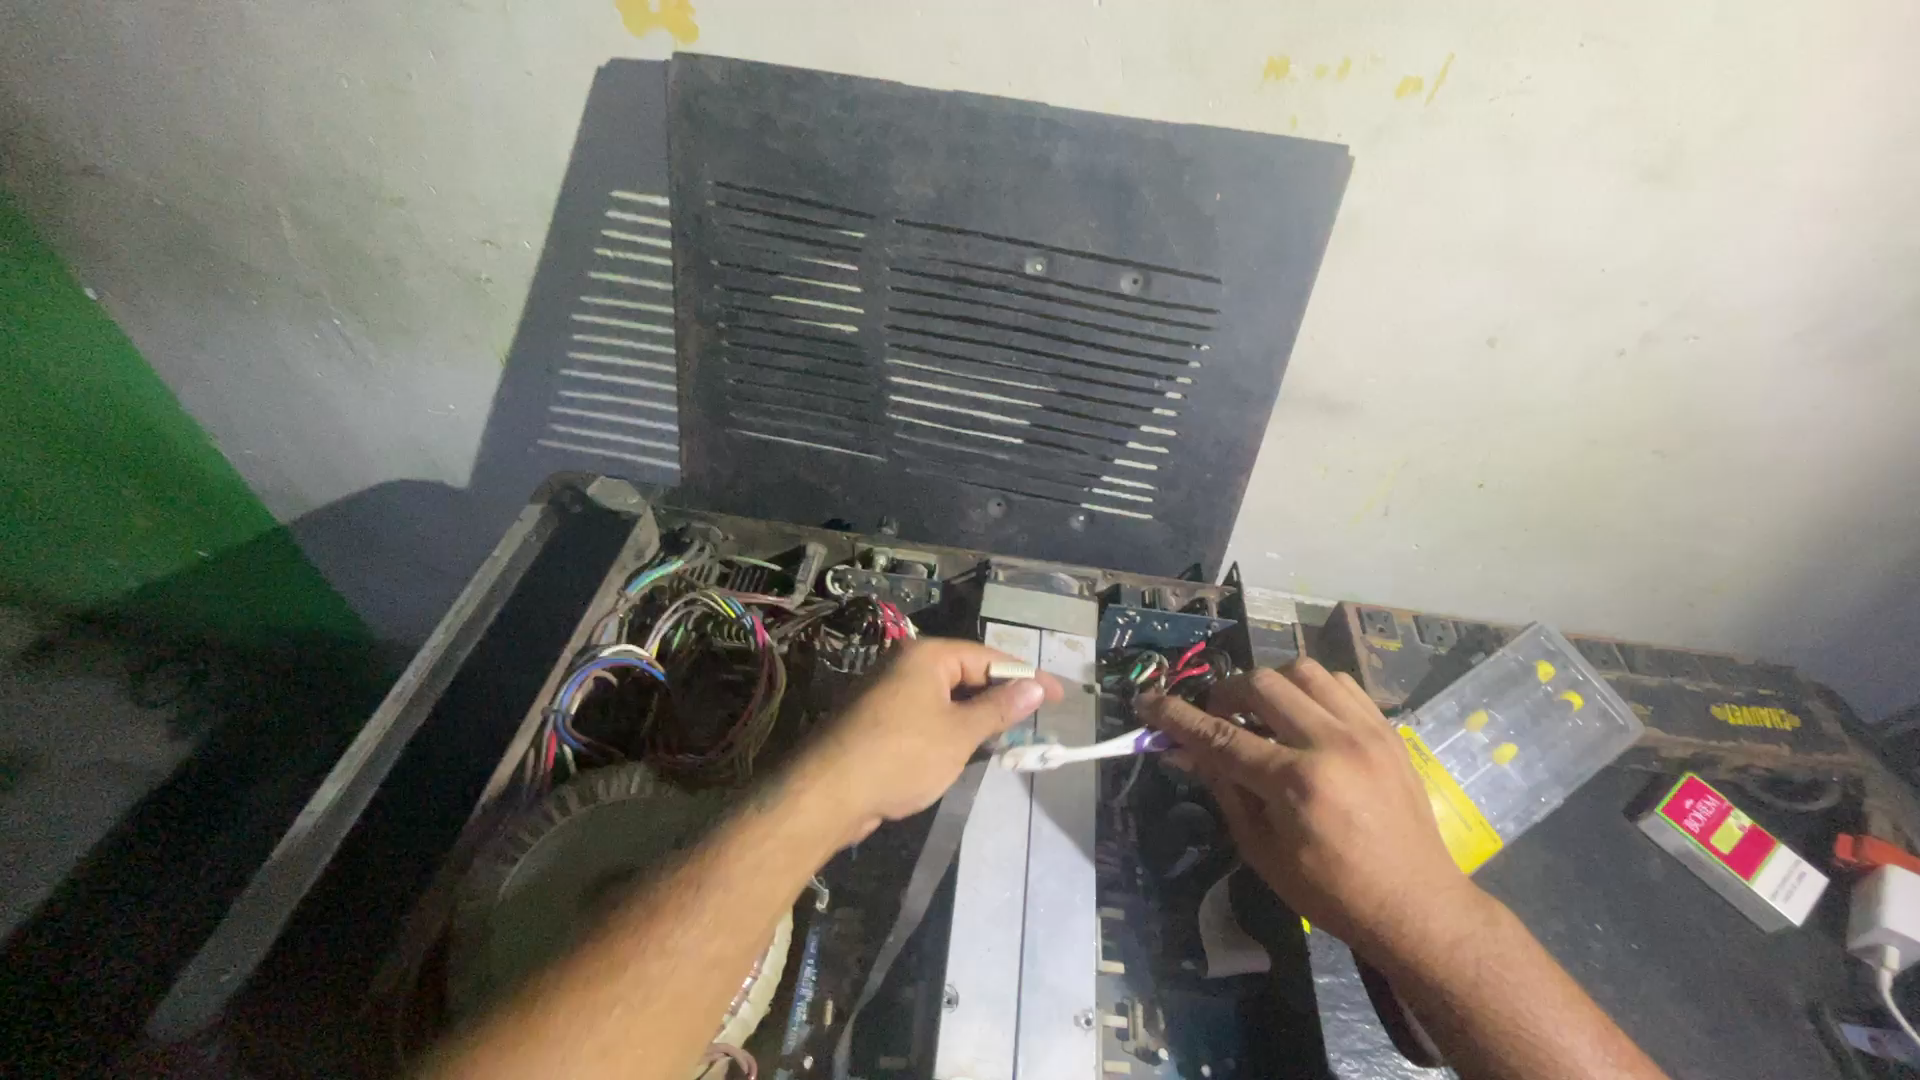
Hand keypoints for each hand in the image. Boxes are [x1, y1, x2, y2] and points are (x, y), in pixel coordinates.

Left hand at [798, 638, 1061, 843]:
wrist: (828, 793)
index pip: (988, 657)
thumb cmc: (902, 755)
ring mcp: (888, 692)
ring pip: (946, 698)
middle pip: (966, 674)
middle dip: (1000, 697)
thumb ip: (999, 708)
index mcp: (926, 656)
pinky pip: (926, 715)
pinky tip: (966, 751)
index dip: (1026, 676)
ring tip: (1007, 739)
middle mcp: (905, 664)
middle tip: (1034, 720)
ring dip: (976, 717)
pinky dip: (950, 729)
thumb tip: (1035, 686)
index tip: (1058, 696)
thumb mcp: (959, 733)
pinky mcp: (878, 720)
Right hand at [1138, 658, 1484, 957]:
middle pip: (1260, 685)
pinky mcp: (1388, 730)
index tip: (1148, 702)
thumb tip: (1182, 750)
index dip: (1176, 717)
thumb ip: (1222, 788)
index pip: (1220, 736)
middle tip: (1220, 719)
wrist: (1417, 906)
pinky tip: (1304, 716)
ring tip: (1264, 713)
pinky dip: (1310, 689)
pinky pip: (1340, 682)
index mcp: (1296, 784)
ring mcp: (1366, 731)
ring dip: (1270, 685)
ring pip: (1302, 670)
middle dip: (1225, 695)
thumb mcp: (1261, 848)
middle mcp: (1331, 745)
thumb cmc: (1330, 890)